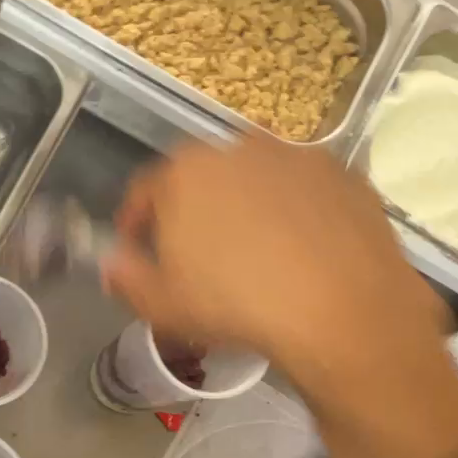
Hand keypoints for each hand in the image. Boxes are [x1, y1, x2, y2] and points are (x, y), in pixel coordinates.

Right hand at [101, 137, 457, 457]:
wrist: (341, 308)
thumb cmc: (233, 305)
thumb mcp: (159, 306)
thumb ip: (125, 277)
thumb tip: (113, 262)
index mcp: (184, 174)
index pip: (142, 191)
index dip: (133, 223)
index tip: (136, 251)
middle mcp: (238, 148)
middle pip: (199, 179)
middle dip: (189, 212)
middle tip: (191, 257)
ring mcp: (297, 156)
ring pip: (251, 182)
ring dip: (240, 210)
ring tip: (247, 258)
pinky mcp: (344, 174)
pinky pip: (299, 193)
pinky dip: (289, 215)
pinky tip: (293, 256)